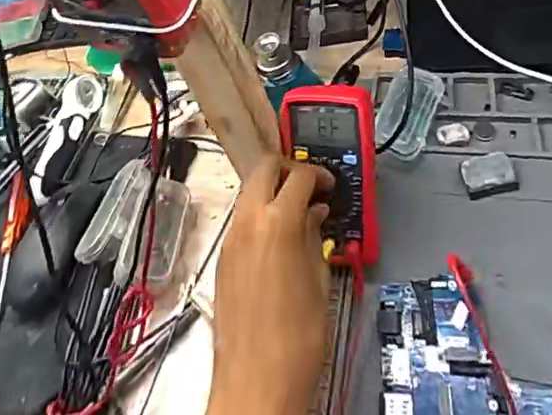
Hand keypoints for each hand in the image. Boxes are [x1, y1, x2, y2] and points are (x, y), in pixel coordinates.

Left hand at [208, 158, 335, 414]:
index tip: (328, 184)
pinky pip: (241, 220)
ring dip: (272, 190)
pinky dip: (259, 214)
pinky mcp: (222, 259)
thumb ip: (314, 236)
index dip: (318, 174)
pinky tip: (279, 237)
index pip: (298, 176)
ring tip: (298, 210)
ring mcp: (230, 240)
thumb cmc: (296, 339)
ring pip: (249, 191)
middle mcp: (247, 223)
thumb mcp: (319, 281)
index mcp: (276, 223)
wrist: (256, 384)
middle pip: (264, 168)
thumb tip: (314, 213)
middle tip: (310, 186)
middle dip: (288, 169)